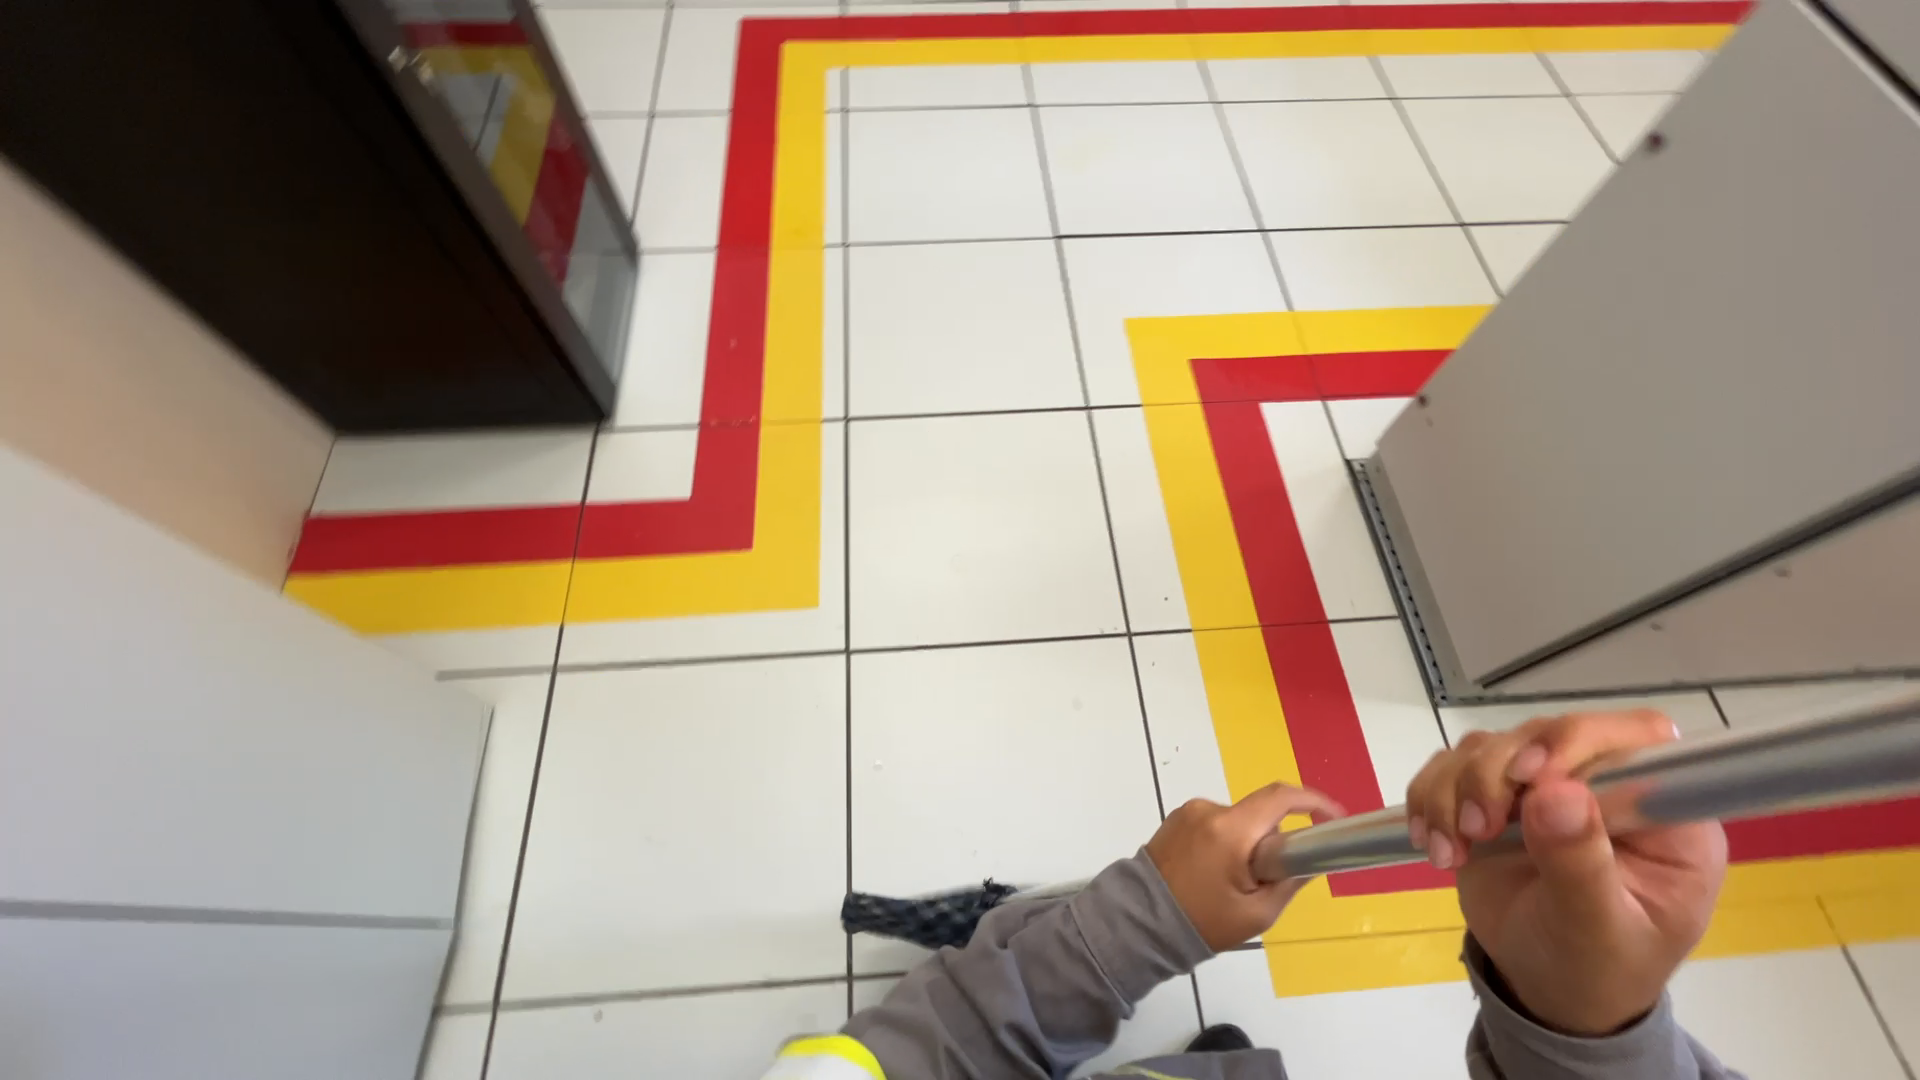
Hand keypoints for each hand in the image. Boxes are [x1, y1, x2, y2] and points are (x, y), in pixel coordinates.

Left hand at [1145, 783, 1344, 950]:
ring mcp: (1188, 811)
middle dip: (1273, 840)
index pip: (1279, 797)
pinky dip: (1226, 843)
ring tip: (1233, 884)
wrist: (1142, 920)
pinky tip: (1213, 875)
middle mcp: (1208, 810)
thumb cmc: (1203, 921)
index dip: (1313, 802)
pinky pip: (1215, 824)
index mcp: (1229, 829)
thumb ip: (1289, 882)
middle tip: (1269, 878)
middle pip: (1258, 813)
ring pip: (1237, 821)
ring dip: (1247, 844)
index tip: (1335, 817)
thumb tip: (1308, 859)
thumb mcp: (1257, 913)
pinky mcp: (1176, 818)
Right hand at [1404, 711, 1727, 1035]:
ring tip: (1448, 853)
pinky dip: (1427, 800)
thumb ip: (1582, 863)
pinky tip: (1432, 845)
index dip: (1577, 741)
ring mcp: (1539, 785)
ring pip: (1482, 747)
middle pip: (1538, 735)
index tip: (1528, 777)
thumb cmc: (1595, 965)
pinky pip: (1444, 766)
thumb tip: (1557, 793)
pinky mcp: (1488, 792)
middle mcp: (1600, 784)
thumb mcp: (1597, 928)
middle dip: (1492, 777)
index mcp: (1658, 813)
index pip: (1635, 739)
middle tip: (1476, 830)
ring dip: (1452, 793)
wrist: (1542, 983)